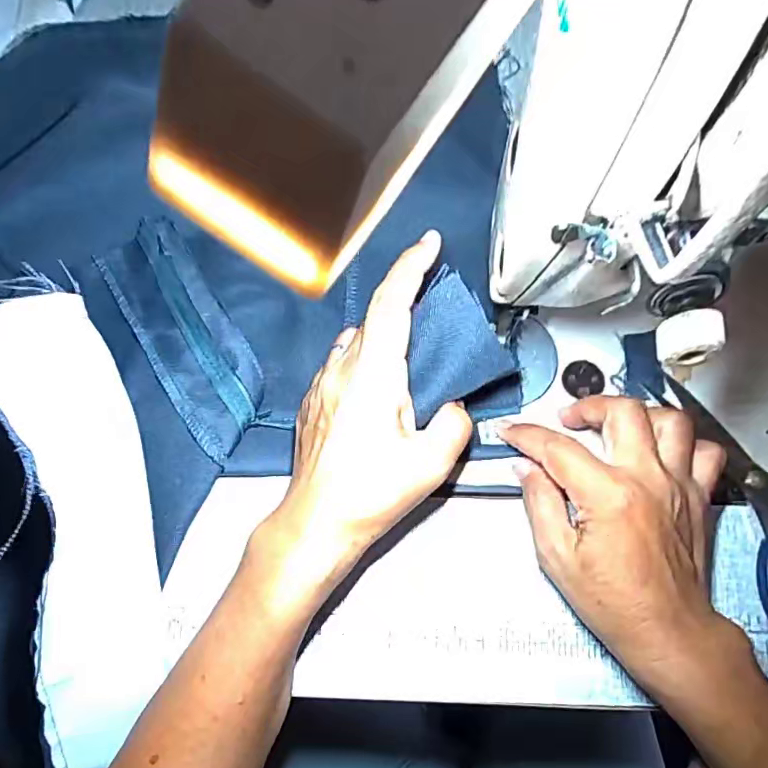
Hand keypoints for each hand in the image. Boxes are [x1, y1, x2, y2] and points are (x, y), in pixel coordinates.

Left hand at [253, 231, 472, 603]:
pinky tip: (378, 393)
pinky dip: (363, 364)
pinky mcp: (312, 406)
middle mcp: (340, 374)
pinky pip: (340, 369)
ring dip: (382, 337)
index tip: (427, 246)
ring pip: (354, 343)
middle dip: (404, 304)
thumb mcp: (432, 462)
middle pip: (373, 318)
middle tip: (429, 308)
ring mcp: (321, 389)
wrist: (316, 521)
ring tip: (407, 358)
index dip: (411, 266)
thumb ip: (454, 422)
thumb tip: (452, 410)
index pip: (391, 301)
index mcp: (372, 376)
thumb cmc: (362, 496)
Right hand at [500, 397, 729, 689]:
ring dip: (637, 414)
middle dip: (587, 406)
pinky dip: (681, 442)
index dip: (528, 434)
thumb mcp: (555, 556)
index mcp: (608, 496)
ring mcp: (679, 485)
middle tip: (566, 419)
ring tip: (614, 424)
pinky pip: (702, 451)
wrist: (665, 628)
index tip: (513, 432)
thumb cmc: (613, 602)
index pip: (559, 448)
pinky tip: (659, 451)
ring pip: (669, 420)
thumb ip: (539, 503)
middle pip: (622, 412)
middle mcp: (648, 481)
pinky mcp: (698, 497)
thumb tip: (528, 470)